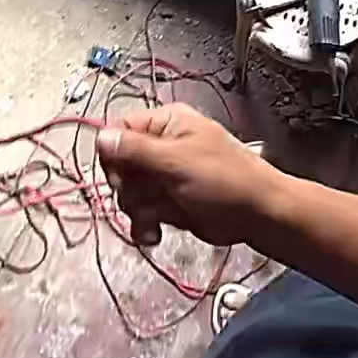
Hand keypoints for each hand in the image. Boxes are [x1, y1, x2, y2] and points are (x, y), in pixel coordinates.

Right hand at [96, 104, 282, 247]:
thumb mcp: (177, 161)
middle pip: (120, 166)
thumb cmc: (223, 179)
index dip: (115, 156)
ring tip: (158, 218)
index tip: (122, 177)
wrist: (256, 214)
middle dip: (130, 189)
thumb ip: (137, 150)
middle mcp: (163, 145)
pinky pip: (141, 212)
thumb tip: (101, 136)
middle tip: (150, 197)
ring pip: (128, 192)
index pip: (120, 131)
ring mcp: (165, 175)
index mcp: (167, 123)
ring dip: (138, 211)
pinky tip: (155, 234)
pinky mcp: (168, 201)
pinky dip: (144, 225)